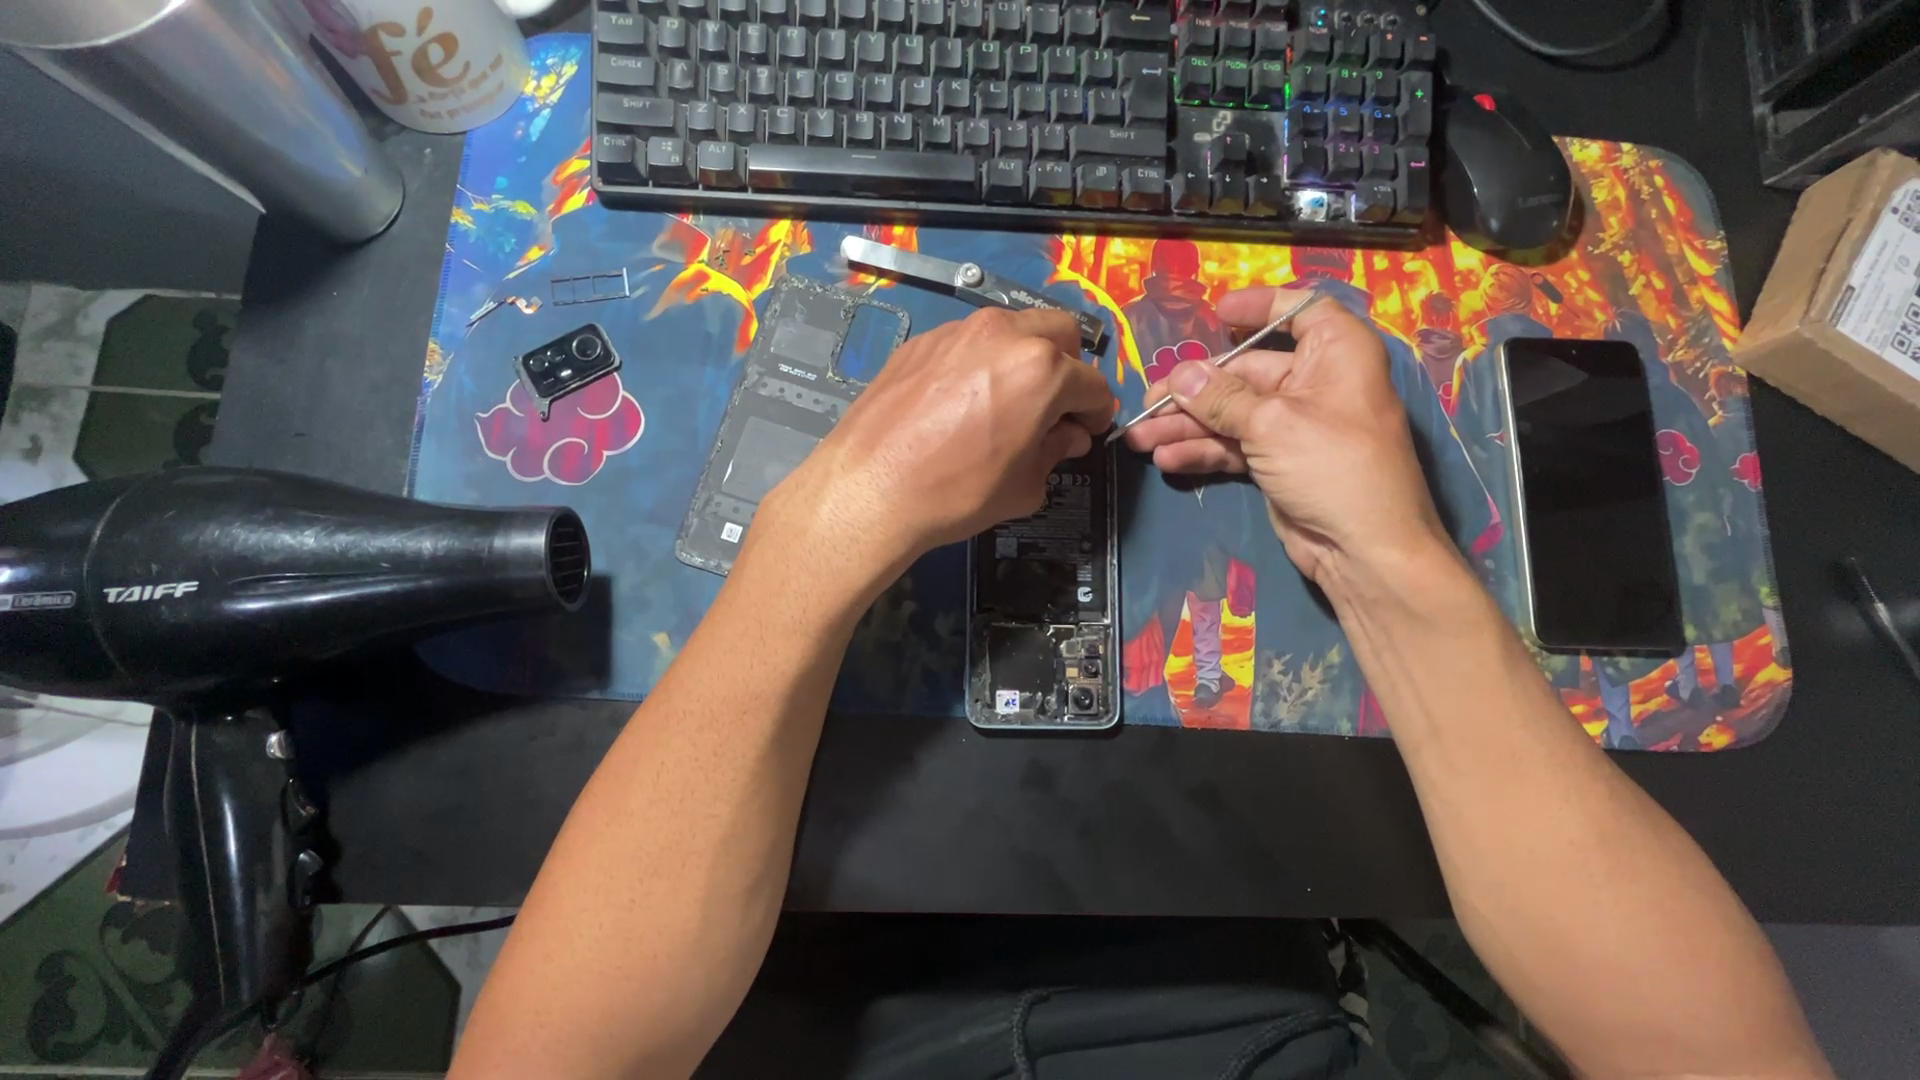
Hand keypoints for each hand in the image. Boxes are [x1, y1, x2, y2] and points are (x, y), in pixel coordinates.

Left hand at [758, 306, 1114, 575]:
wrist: (870, 488)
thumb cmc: (955, 493)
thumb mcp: (1023, 486)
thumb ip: (1055, 452)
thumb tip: (1066, 437)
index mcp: (1042, 369)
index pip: (1093, 383)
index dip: (1097, 412)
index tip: (1087, 430)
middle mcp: (1004, 335)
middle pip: (1060, 334)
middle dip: (1068, 368)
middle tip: (1054, 408)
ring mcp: (958, 331)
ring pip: (1012, 329)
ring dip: (1024, 358)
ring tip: (1008, 401)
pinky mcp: (922, 341)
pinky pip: (968, 341)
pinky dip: (981, 362)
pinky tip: (963, 401)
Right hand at [1122, 284, 1448, 593]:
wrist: (1364, 549)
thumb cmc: (1333, 466)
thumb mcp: (1272, 424)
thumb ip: (1220, 398)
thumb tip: (1179, 376)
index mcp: (1335, 354)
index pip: (1300, 311)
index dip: (1259, 307)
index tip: (1217, 313)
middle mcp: (1315, 383)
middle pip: (1245, 372)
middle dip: (1194, 389)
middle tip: (1148, 401)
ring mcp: (1293, 426)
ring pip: (1231, 414)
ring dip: (1186, 425)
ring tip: (1140, 438)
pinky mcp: (1277, 462)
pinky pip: (1233, 446)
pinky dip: (1202, 451)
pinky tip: (1166, 459)